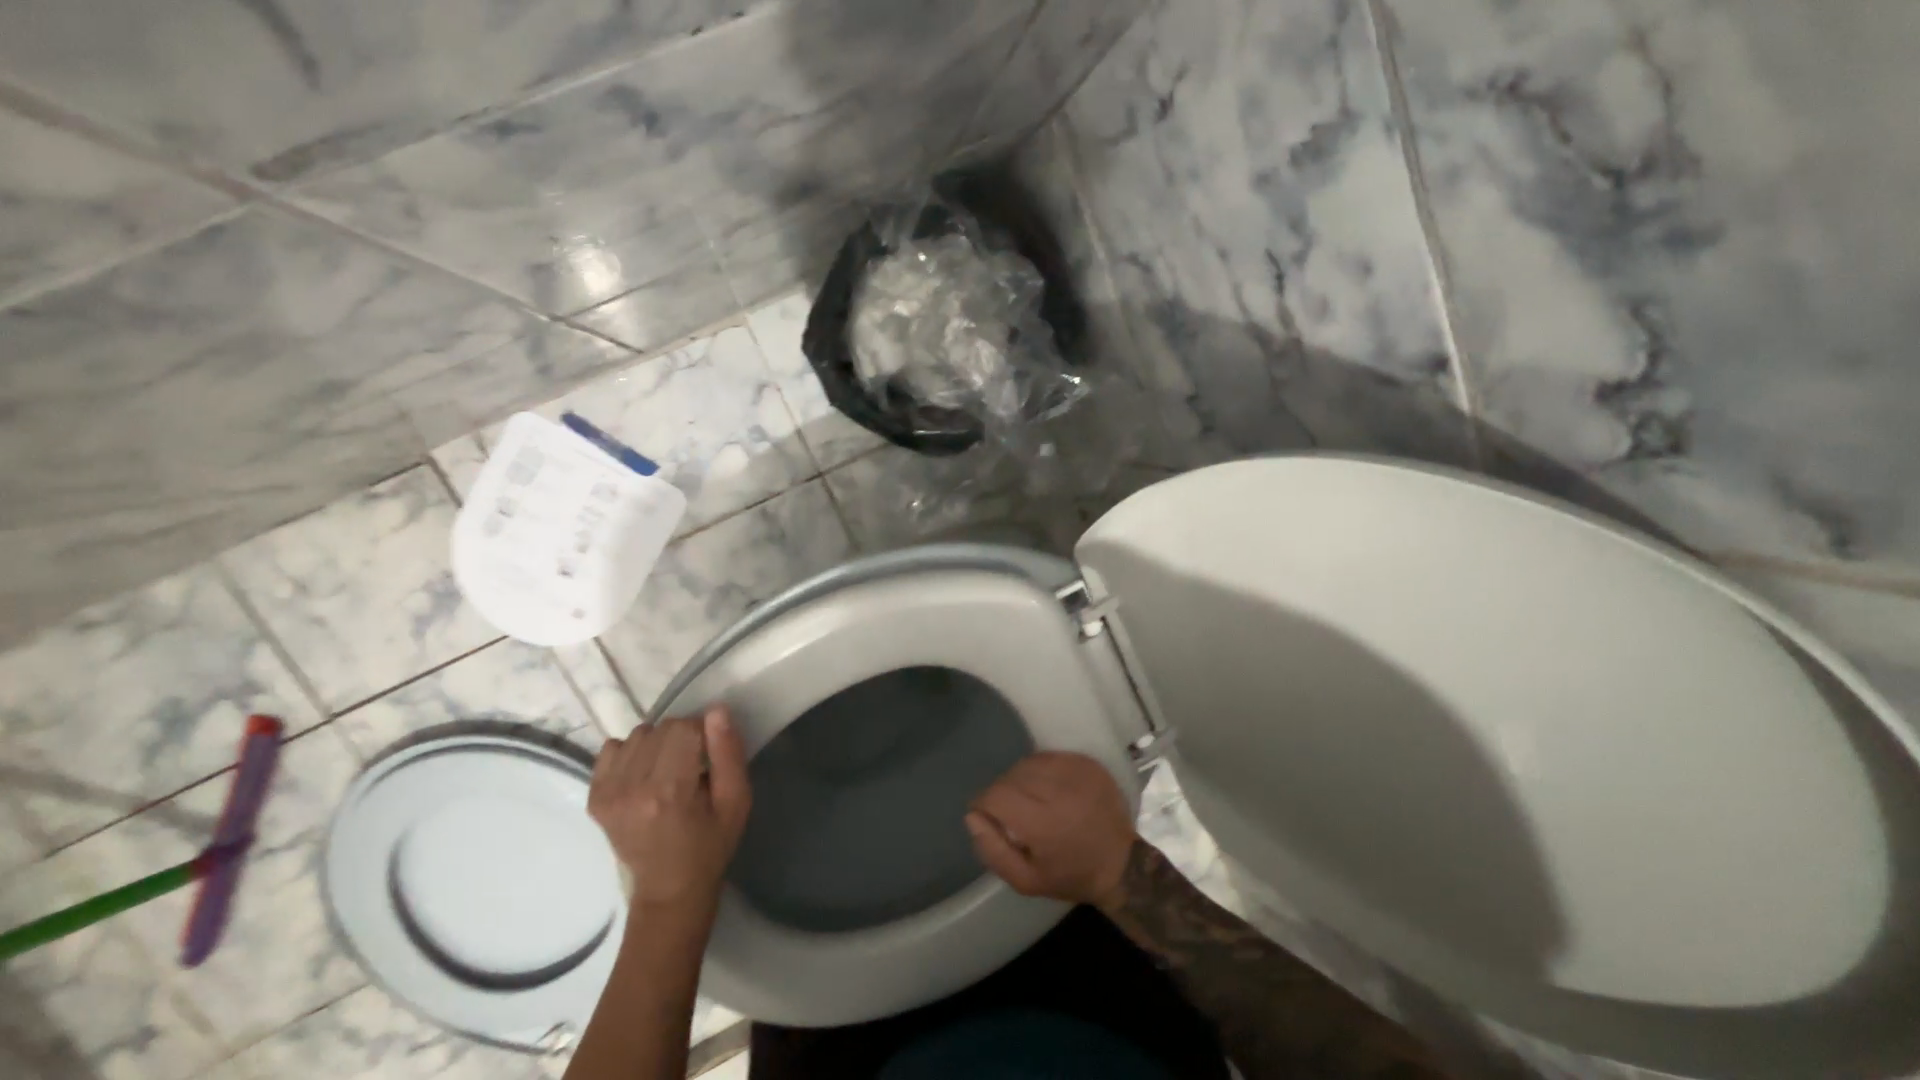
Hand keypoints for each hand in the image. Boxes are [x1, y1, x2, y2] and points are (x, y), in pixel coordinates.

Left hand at [588, 706, 751, 911]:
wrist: (669, 890)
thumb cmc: (710, 845)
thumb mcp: (736, 802)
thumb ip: (728, 754)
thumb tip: (716, 711)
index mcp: (669, 790)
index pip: (684, 727)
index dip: (703, 735)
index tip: (709, 758)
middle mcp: (631, 787)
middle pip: (660, 728)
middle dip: (681, 738)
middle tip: (691, 767)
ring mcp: (607, 792)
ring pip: (637, 735)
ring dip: (656, 744)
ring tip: (667, 771)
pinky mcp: (595, 797)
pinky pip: (612, 749)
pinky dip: (631, 753)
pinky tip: (643, 776)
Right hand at [966, 751, 1136, 910]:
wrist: (1122, 864)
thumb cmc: (1070, 875)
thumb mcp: (1026, 880)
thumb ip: (993, 850)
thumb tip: (972, 817)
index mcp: (1043, 823)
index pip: (997, 795)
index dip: (984, 803)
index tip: (986, 814)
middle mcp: (1060, 791)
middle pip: (1011, 776)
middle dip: (1002, 791)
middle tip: (1009, 811)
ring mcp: (1077, 774)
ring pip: (1029, 763)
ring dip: (1020, 778)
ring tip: (1028, 798)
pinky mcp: (1089, 764)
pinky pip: (1050, 757)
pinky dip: (1041, 769)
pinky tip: (1046, 787)